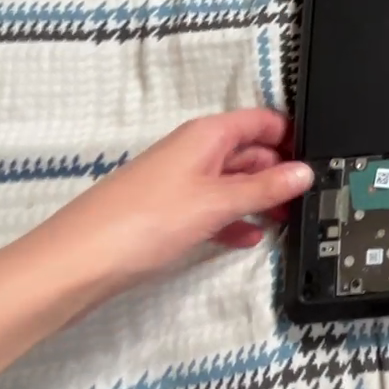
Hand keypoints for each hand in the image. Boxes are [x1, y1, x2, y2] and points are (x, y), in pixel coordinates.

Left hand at [25, 109, 313, 293]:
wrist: (71, 267)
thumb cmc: (143, 222)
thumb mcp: (217, 203)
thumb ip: (265, 188)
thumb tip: (305, 171)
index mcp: (208, 134)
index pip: (264, 120)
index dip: (292, 137)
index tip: (317, 160)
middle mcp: (195, 150)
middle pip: (250, 151)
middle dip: (278, 171)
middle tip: (306, 197)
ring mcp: (179, 181)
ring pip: (232, 180)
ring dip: (258, 198)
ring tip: (285, 220)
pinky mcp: (166, 212)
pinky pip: (212, 206)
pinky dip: (232, 218)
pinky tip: (247, 237)